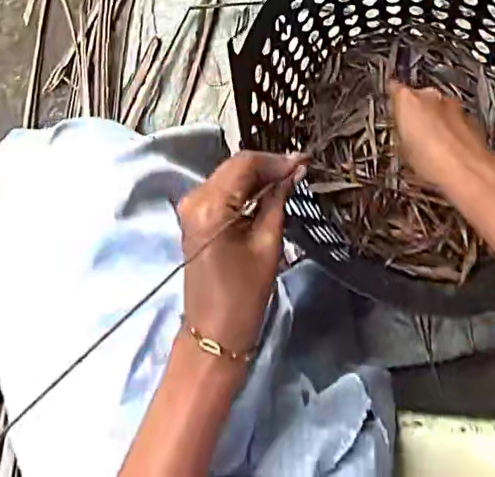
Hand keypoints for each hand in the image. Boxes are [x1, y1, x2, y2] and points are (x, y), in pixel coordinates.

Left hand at [176, 151, 303, 356]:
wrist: (214, 334)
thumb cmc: (243, 296)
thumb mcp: (267, 245)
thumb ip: (277, 201)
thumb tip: (293, 171)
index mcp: (210, 206)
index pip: (244, 164)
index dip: (275, 160)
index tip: (303, 161)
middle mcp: (194, 198)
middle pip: (234, 166)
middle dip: (267, 165)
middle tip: (299, 168)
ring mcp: (190, 205)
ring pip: (229, 175)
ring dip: (257, 175)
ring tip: (288, 177)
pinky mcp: (193, 215)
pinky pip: (222, 189)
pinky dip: (244, 187)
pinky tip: (266, 191)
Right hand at [388, 80, 494, 195]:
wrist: (470, 176)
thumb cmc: (433, 162)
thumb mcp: (402, 151)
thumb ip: (401, 134)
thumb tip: (402, 137)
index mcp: (408, 99)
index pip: (395, 91)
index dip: (394, 104)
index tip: (393, 113)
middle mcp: (433, 97)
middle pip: (420, 100)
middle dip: (418, 115)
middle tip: (412, 137)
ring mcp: (455, 108)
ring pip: (441, 111)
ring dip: (437, 124)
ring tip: (431, 150)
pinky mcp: (473, 122)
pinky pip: (458, 123)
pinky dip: (454, 133)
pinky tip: (449, 155)